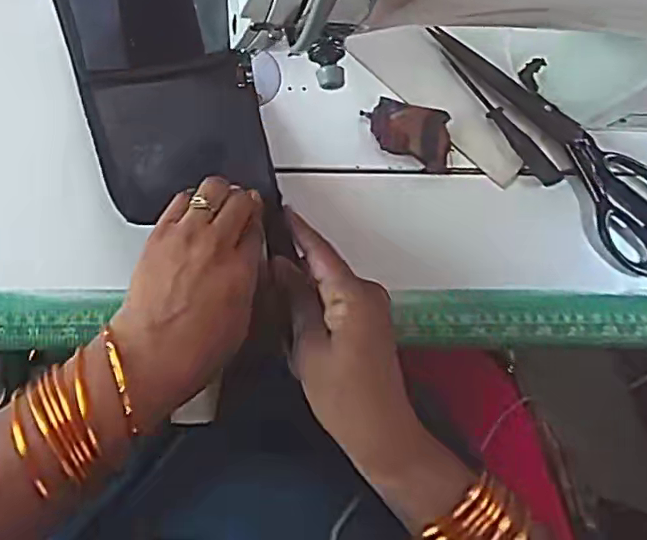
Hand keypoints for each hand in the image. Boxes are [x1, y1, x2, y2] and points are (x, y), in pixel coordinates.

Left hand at [110, 176, 262, 426]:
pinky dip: (190, 200)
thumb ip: (249, 281)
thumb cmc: (193, 350)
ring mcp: (186, 234)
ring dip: (219, 194)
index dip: (258, 220)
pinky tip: (192, 210)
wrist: (150, 353)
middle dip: (244, 201)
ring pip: (212, 188)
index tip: (256, 221)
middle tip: (241, 206)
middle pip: (239, 199)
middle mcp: (216, 244)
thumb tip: (250, 262)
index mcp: (241, 269)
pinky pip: (181, 199)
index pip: (258, 225)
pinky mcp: (160, 232)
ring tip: (218, 202)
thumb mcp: (242, 321)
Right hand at [276, 212, 431, 478]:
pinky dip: (314, 296)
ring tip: (270, 278)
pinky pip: (336, 296)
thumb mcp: (307, 346)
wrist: (384, 437)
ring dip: (302, 280)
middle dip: (294, 258)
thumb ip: (293, 299)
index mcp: (352, 294)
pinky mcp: (369, 321)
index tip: (281, 208)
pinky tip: (292, 304)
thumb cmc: (345, 399)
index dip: (298, 228)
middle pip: (322, 265)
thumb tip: (280, 265)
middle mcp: (366, 293)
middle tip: (262, 249)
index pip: (318, 250)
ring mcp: (370, 307)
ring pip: (327, 282)